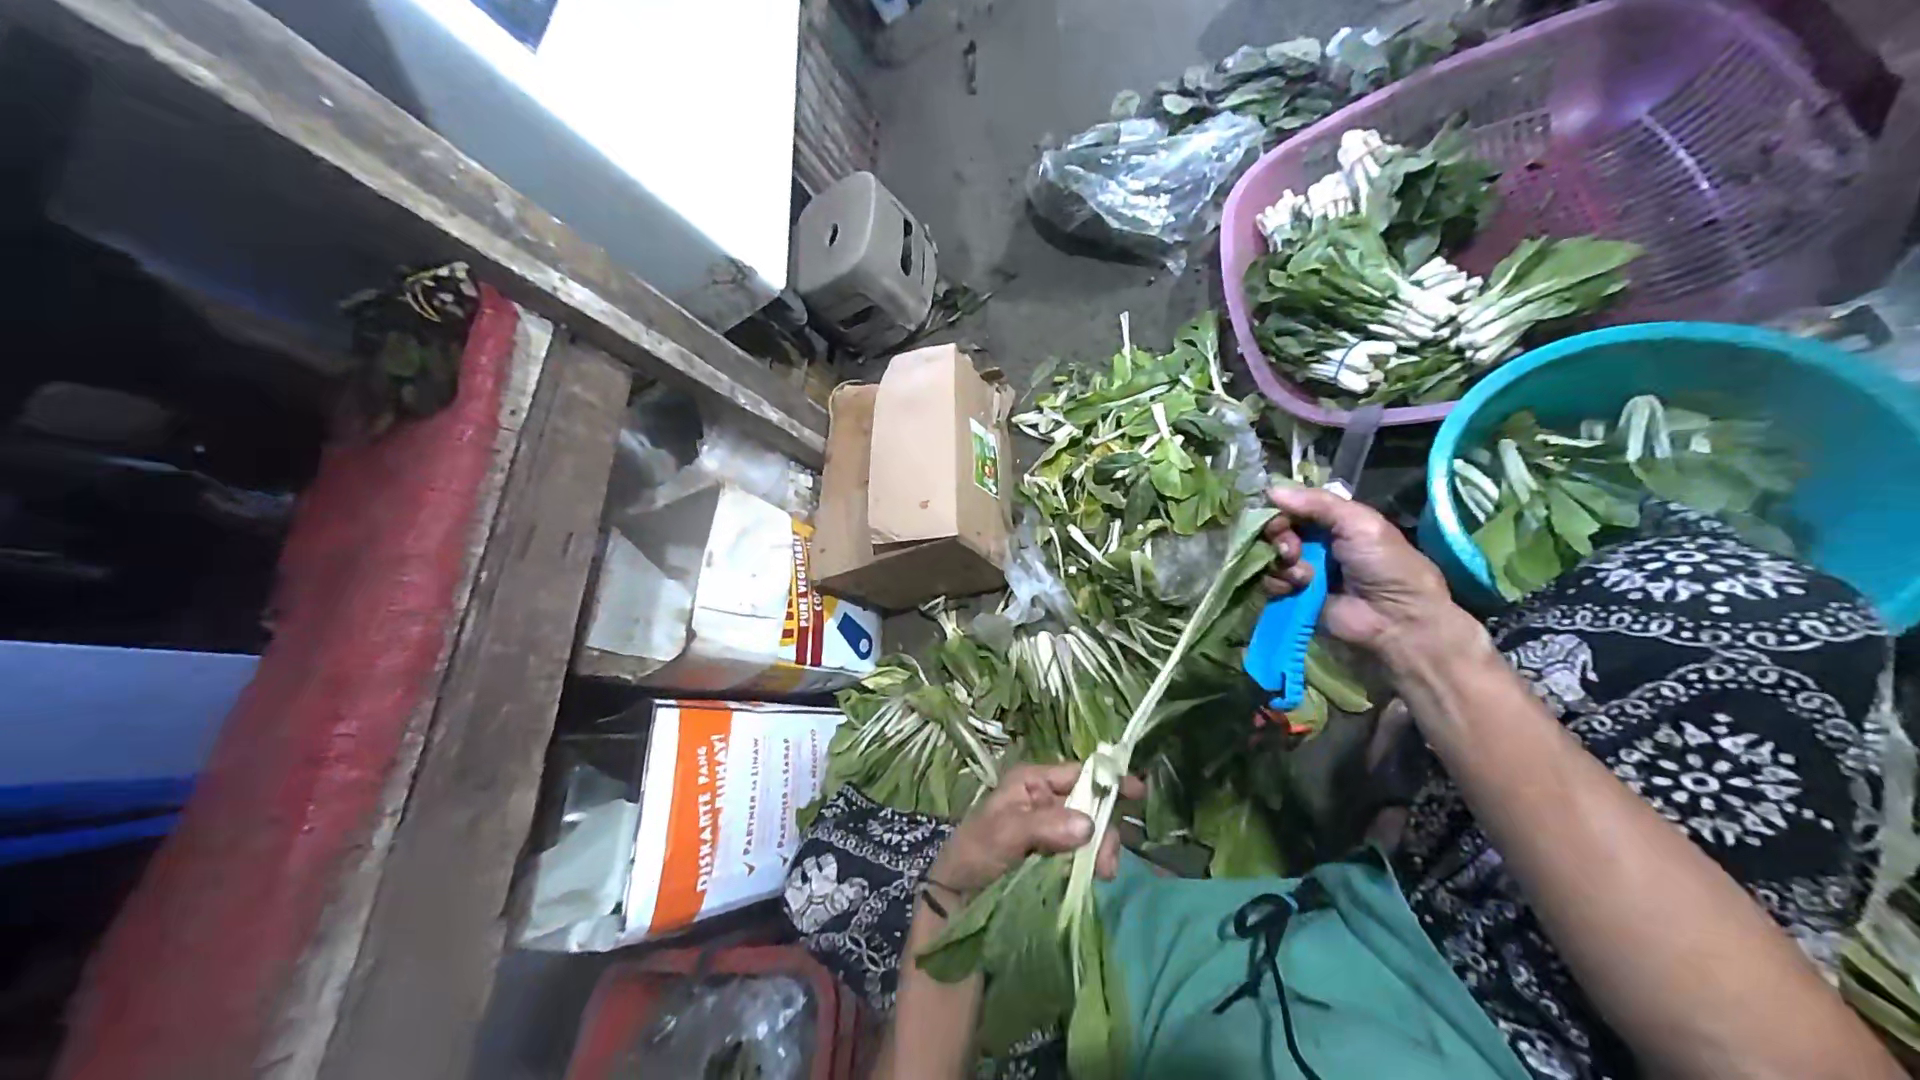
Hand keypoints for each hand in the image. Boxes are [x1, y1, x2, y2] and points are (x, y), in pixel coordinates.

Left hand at [927, 763, 1144, 894]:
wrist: (956, 900)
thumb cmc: (974, 854)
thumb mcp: (1003, 833)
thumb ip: (1044, 825)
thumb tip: (1089, 824)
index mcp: (1032, 781)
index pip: (1078, 772)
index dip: (1108, 780)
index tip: (1138, 794)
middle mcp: (1047, 800)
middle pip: (1092, 805)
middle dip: (1104, 830)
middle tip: (1105, 864)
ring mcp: (1054, 830)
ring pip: (1093, 832)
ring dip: (1100, 852)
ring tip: (1098, 875)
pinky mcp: (1057, 858)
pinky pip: (1085, 856)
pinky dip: (1092, 867)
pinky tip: (1091, 880)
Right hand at [1261, 486, 1479, 664]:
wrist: (1395, 619)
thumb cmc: (1384, 565)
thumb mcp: (1359, 523)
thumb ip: (1317, 503)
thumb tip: (1271, 490)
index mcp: (1333, 523)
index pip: (1294, 508)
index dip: (1282, 510)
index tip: (1279, 516)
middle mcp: (1315, 544)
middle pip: (1277, 530)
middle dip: (1279, 536)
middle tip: (1291, 548)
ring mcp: (1303, 571)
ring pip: (1271, 556)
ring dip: (1281, 562)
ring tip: (1303, 576)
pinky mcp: (1294, 597)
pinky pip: (1270, 583)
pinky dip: (1279, 583)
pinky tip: (1298, 588)